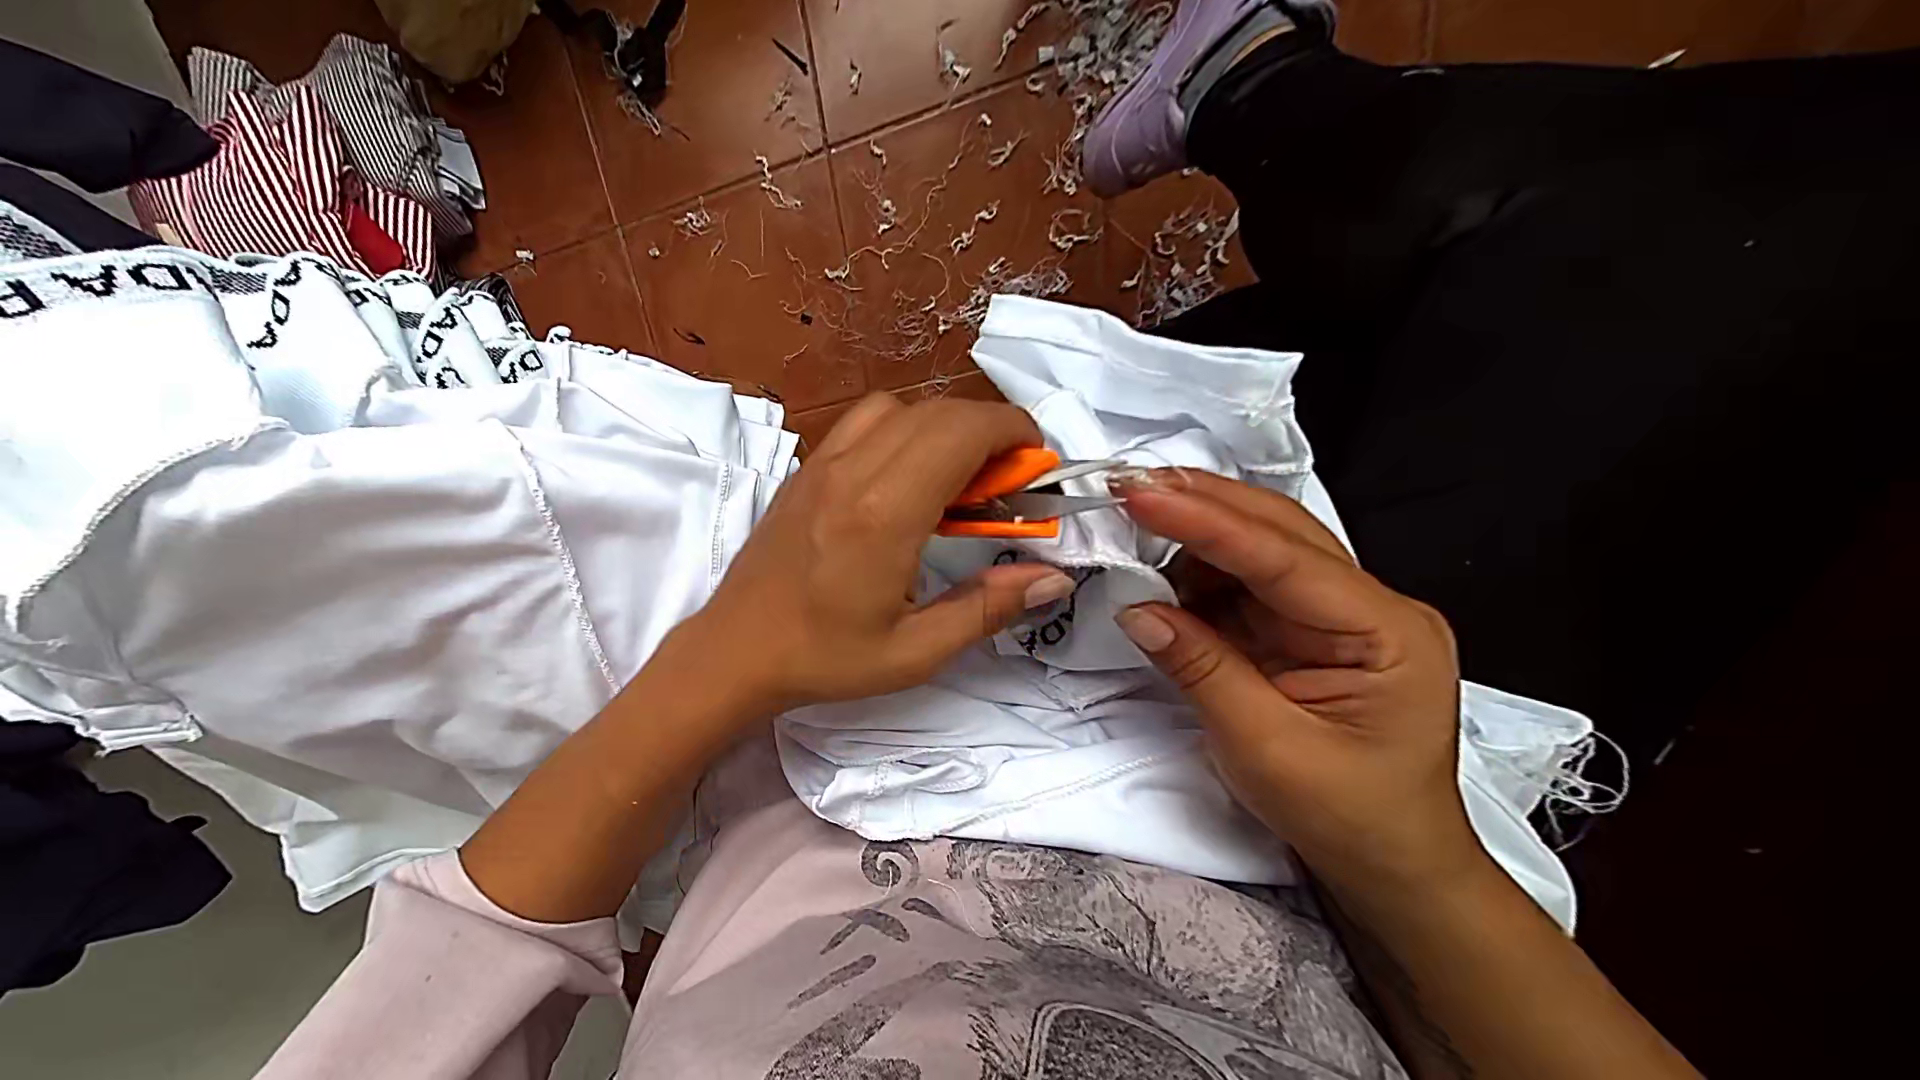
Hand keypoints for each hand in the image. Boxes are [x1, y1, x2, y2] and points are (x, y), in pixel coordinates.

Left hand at [672, 394, 1076, 715]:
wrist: (735, 651)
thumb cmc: (825, 658)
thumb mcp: (917, 651)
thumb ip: (989, 607)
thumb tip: (1053, 577)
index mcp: (886, 514)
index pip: (962, 433)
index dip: (1012, 432)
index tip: (1036, 463)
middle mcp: (854, 472)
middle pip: (940, 412)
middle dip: (991, 430)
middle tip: (1009, 479)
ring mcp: (824, 463)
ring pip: (901, 407)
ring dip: (945, 426)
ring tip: (959, 476)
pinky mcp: (807, 468)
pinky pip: (864, 420)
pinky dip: (904, 428)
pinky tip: (907, 477)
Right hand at [1110, 469, 1483, 891]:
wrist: (1388, 861)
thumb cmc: (1346, 815)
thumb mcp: (1264, 748)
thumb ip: (1199, 667)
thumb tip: (1137, 609)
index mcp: (1384, 630)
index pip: (1281, 556)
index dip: (1206, 522)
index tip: (1143, 495)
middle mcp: (1368, 605)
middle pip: (1277, 531)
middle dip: (1201, 504)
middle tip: (1131, 485)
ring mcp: (1336, 612)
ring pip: (1258, 547)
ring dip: (1194, 536)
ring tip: (1134, 529)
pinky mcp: (1304, 627)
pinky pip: (1245, 584)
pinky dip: (1198, 574)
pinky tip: (1162, 572)